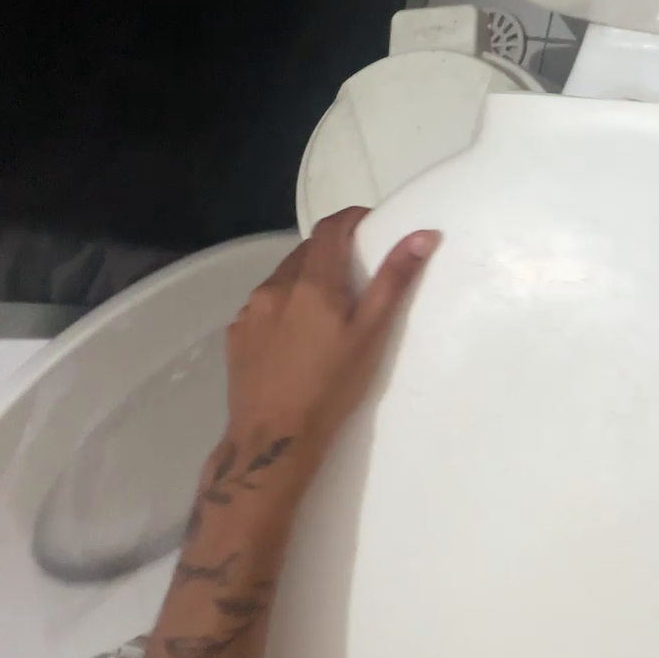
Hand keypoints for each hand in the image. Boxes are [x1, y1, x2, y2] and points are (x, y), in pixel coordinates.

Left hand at [223, 206, 438, 461]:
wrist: (274, 439)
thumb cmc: (333, 384)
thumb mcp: (373, 331)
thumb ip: (394, 279)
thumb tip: (422, 234)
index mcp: (311, 282)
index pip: (330, 228)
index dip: (352, 218)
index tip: (373, 226)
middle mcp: (274, 288)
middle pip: (307, 251)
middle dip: (334, 251)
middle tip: (361, 274)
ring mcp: (249, 312)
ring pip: (284, 277)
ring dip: (309, 277)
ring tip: (331, 308)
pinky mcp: (236, 336)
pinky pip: (266, 304)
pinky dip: (286, 304)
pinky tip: (300, 334)